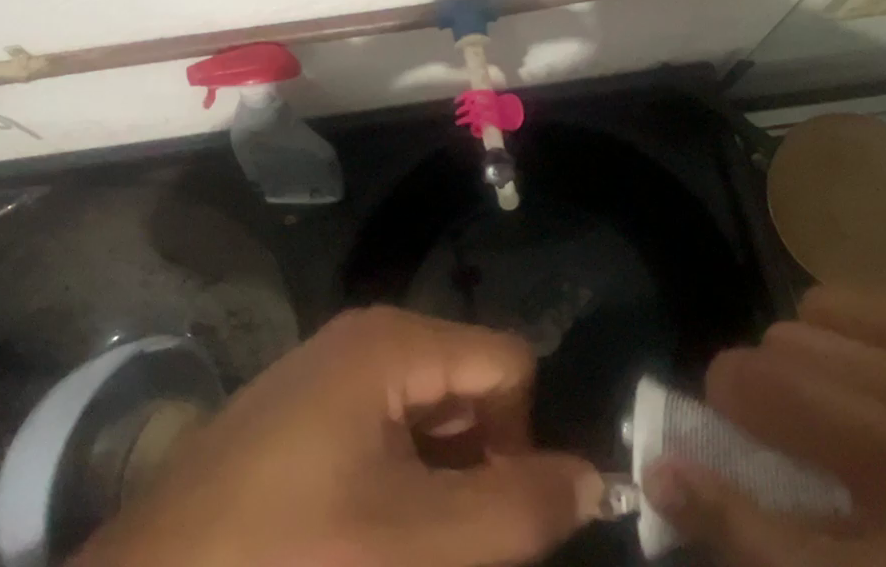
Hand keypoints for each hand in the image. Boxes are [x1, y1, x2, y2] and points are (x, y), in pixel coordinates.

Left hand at [71, 307, 602, 566]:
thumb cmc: (289, 551)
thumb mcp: (417, 541)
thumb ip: (519, 509)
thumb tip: (595, 479)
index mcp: (392, 343)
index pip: (509, 365)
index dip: (522, 440)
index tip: (495, 517)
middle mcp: (363, 339)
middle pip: (469, 385)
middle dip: (482, 463)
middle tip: (450, 541)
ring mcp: (326, 373)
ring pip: (428, 414)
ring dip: (442, 479)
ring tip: (410, 542)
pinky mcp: (301, 412)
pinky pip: (383, 431)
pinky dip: (400, 479)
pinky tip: (370, 532)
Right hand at [646, 287, 885, 566]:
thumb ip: (745, 529)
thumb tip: (658, 469)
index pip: (751, 387)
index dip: (728, 410)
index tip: (755, 443)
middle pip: (772, 353)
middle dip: (770, 393)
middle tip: (806, 434)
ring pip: (802, 321)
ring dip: (803, 361)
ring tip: (845, 404)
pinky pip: (840, 296)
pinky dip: (836, 331)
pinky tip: (874, 371)